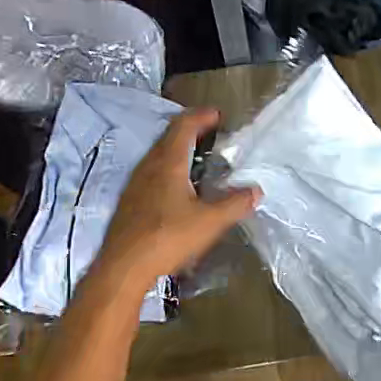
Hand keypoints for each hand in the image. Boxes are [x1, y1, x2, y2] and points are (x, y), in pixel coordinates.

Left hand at [92, 108, 260, 288]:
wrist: (124, 266)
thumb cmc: (168, 237)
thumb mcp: (211, 221)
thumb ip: (235, 203)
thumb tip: (256, 190)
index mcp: (168, 165)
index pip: (182, 128)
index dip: (200, 117)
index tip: (217, 113)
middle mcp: (149, 168)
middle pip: (168, 138)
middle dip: (190, 130)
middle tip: (212, 131)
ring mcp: (137, 185)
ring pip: (159, 156)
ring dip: (179, 149)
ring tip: (200, 155)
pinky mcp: (132, 201)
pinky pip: (154, 173)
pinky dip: (171, 167)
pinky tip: (182, 185)